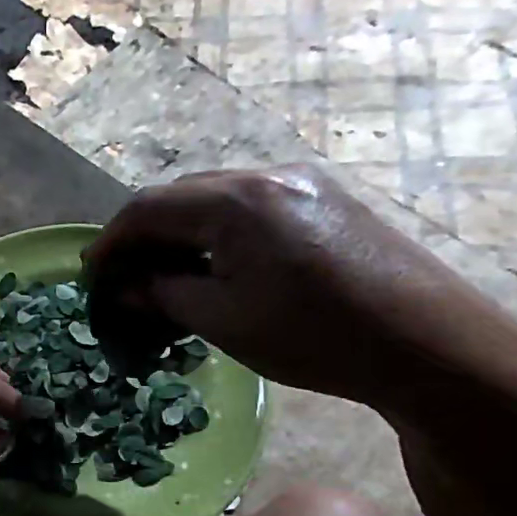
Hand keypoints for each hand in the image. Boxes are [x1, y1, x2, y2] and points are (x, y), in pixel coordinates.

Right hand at [85, 167, 516, 413]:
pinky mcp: (326, 199)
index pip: (148, 208)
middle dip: (146, 236)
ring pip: (218, 200)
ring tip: (170, 278)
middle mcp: (266, 174)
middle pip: (182, 196)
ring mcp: (302, 182)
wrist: (424, 341)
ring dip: (184, 234)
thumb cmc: (314, 337)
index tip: (91, 276)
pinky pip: (253, 207)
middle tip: (128, 280)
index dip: (112, 242)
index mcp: (234, 201)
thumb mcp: (226, 322)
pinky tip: (222, 268)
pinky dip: (221, 234)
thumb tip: (125, 288)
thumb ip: (165, 296)